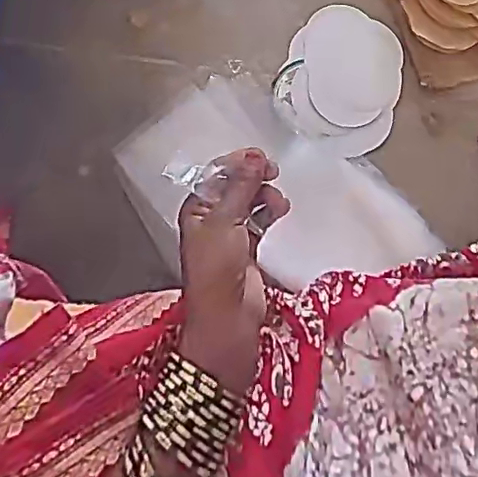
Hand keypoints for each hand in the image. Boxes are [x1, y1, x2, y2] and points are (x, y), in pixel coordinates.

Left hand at [177, 148, 288, 391]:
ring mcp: (231, 233)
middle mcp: (212, 218)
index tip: (260, 157)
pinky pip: (261, 219)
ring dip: (265, 194)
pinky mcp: (248, 247)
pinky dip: (271, 212)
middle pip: (235, 185)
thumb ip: (242, 187)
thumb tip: (254, 157)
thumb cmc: (217, 270)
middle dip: (254, 177)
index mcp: (197, 209)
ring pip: (250, 201)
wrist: (228, 319)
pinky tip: (280, 211)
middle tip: (273, 172)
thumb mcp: (226, 222)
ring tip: (277, 201)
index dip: (238, 162)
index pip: (217, 174)